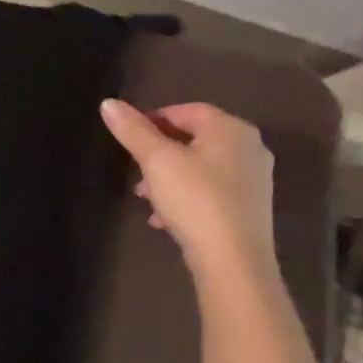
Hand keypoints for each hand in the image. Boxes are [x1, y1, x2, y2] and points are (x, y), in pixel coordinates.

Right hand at [99, 99, 276, 275]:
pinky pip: (210, 191)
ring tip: (144, 197)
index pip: (188, 110)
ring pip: (201, 167)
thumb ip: (133, 131)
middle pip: (195, 139)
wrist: (233, 259)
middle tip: (134, 168)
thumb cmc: (195, 200)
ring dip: (169, 177)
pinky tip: (165, 218)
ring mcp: (253, 179)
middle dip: (159, 152)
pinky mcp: (249, 208)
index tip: (128, 134)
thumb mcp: (156, 162)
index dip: (154, 118)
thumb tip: (108, 103)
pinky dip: (185, 197)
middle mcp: (249, 148)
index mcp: (231, 129)